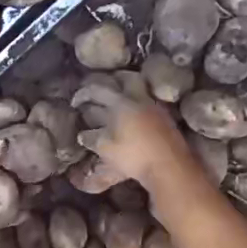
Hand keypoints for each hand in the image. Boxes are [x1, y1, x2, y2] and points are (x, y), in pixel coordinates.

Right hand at [71, 84, 196, 189]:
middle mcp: (140, 100)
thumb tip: (84, 135)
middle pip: (128, 79)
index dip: (84, 94)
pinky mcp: (167, 120)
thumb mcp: (106, 149)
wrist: (170, 168)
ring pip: (142, 91)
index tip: (76, 102)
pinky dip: (140, 106)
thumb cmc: (134, 156)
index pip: (99, 90)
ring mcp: (156, 109)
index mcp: (122, 103)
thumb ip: (92, 139)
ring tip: (119, 104)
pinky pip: (151, 104)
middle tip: (104, 89)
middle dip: (114, 80)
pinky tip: (135, 118)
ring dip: (130, 93)